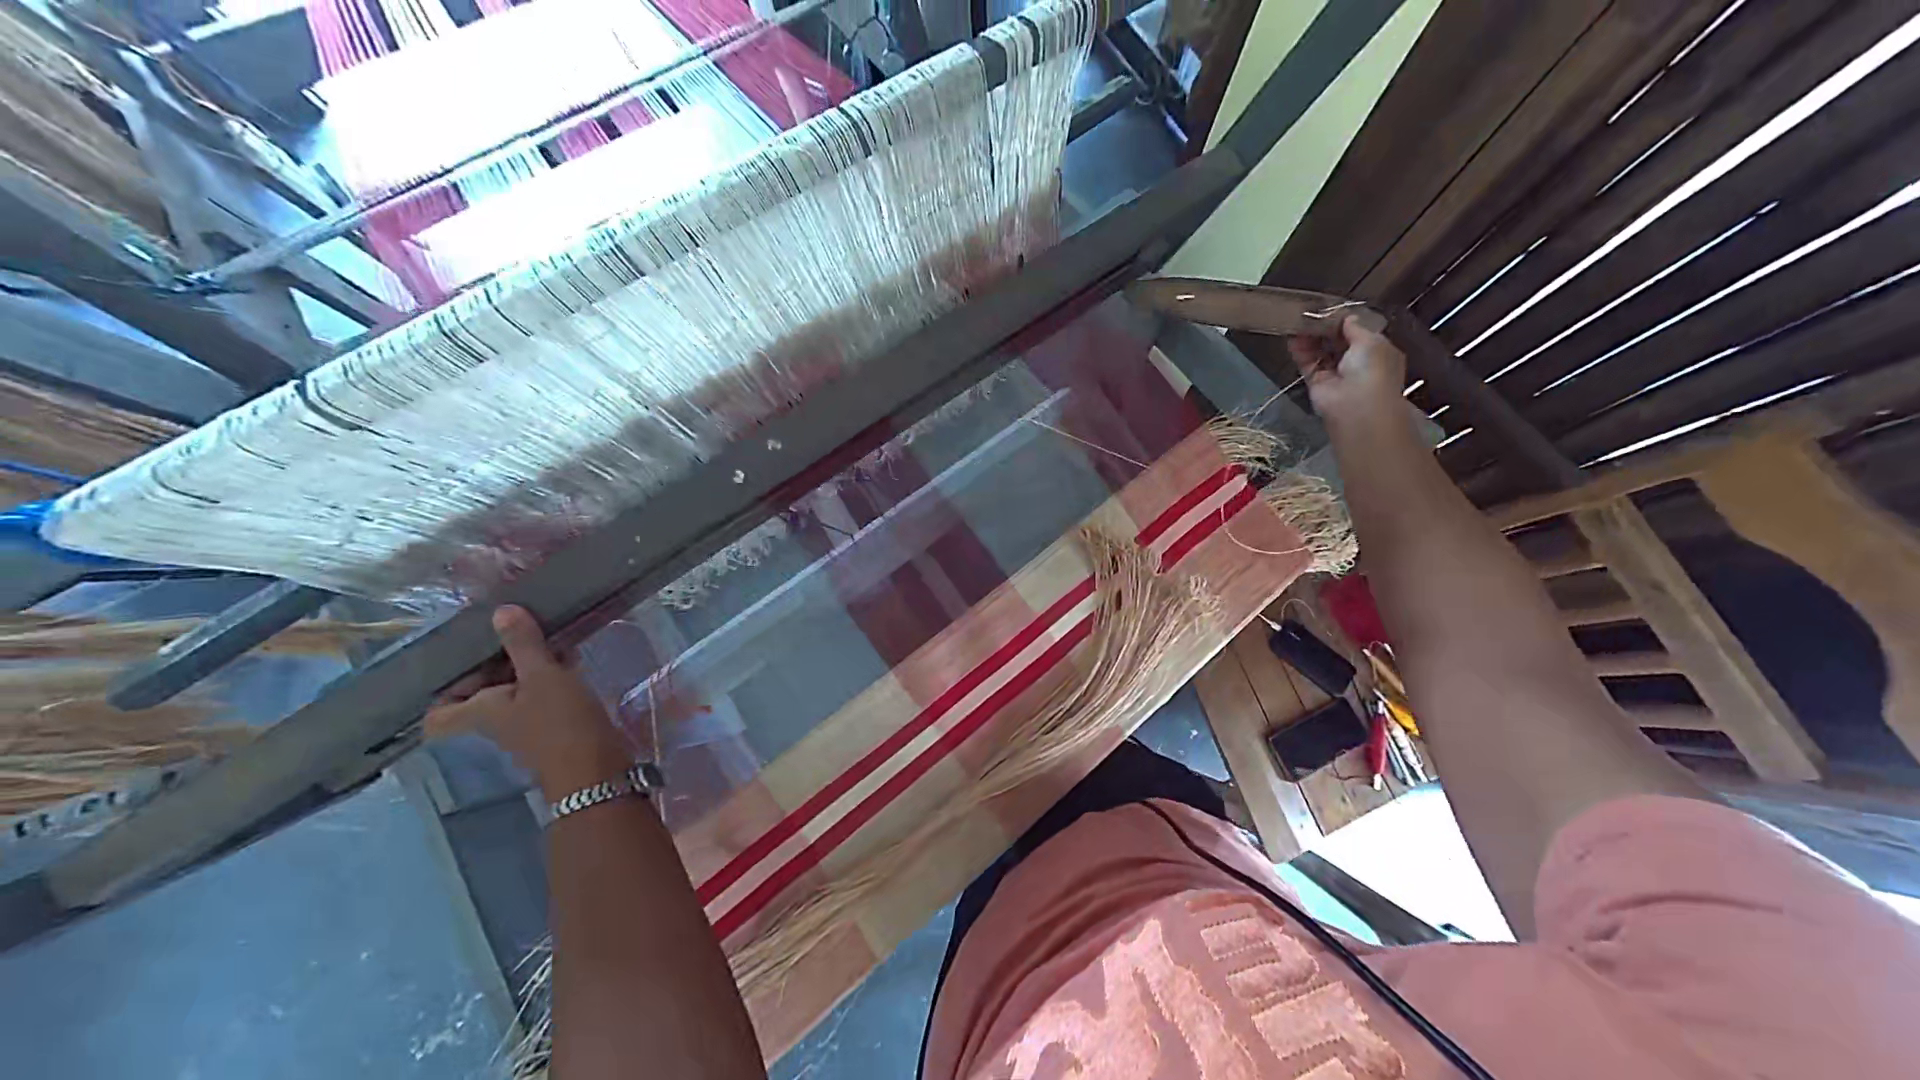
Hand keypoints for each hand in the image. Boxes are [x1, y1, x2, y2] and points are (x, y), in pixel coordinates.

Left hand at [426, 605, 632, 799]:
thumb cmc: (560, 723)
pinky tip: (572, 659)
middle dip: (501, 662)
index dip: (451, 683)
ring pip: (516, 692)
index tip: (476, 656)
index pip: (439, 709)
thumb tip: (501, 610)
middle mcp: (494, 721)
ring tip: (552, 640)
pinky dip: (552, 678)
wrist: (596, 770)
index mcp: (478, 712)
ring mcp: (525, 726)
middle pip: (482, 692)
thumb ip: (523, 644)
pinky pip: (542, 697)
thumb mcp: (543, 676)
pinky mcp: (554, 727)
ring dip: (531, 667)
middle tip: (521, 635)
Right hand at [1287, 316, 1407, 423]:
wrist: (1355, 407)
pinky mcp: (1316, 382)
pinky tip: (1292, 338)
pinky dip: (1300, 350)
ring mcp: (1335, 372)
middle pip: (1337, 341)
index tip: (1332, 310)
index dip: (1346, 321)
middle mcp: (1356, 362)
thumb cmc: (1372, 369)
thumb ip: (1356, 327)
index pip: (1360, 332)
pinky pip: (1307, 362)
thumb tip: (1348, 317)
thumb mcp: (1371, 341)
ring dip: (1310, 337)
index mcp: (1377, 351)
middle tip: (1311, 314)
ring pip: (1320, 351)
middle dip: (1325, 328)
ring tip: (1298, 322)